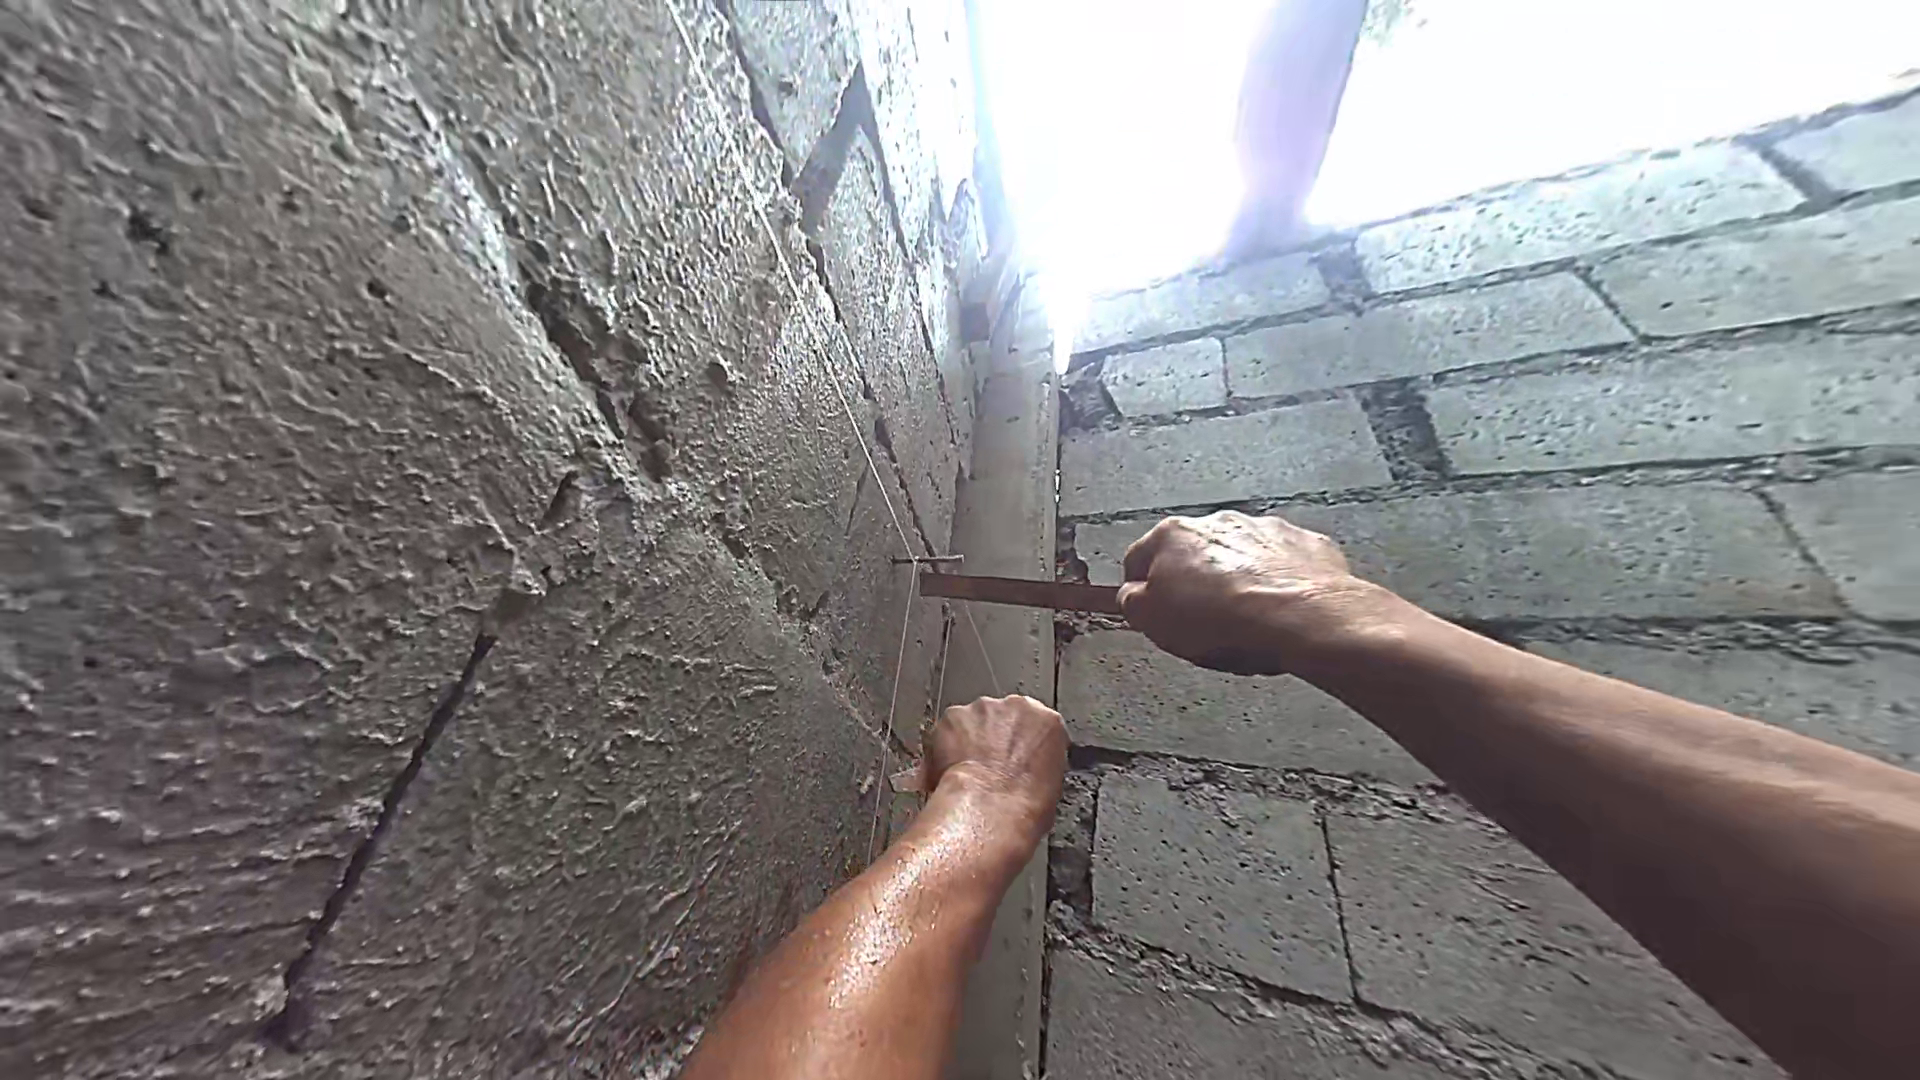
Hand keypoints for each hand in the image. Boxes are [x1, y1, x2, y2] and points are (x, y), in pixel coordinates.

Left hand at [922, 695, 1067, 847]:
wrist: (991, 811)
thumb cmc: (1023, 807)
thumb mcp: (1052, 784)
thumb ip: (1040, 761)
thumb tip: (1028, 771)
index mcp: (1046, 721)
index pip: (1036, 723)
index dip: (1024, 742)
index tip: (1017, 757)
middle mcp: (1015, 706)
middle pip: (1003, 716)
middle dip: (996, 736)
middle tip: (992, 766)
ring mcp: (982, 709)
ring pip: (973, 720)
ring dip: (970, 739)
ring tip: (969, 772)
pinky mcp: (953, 716)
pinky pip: (948, 729)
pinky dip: (946, 746)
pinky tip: (950, 770)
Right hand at [1117, 510, 1397, 675]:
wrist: (1304, 619)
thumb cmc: (1226, 619)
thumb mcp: (1151, 620)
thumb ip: (1131, 602)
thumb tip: (1132, 596)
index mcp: (1171, 535)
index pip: (1138, 559)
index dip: (1140, 590)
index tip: (1149, 611)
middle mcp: (1216, 523)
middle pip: (1191, 555)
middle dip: (1192, 584)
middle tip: (1199, 621)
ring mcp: (1263, 531)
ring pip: (1237, 557)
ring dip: (1234, 581)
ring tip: (1242, 620)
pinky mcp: (1303, 545)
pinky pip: (1280, 565)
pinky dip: (1275, 583)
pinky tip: (1276, 611)